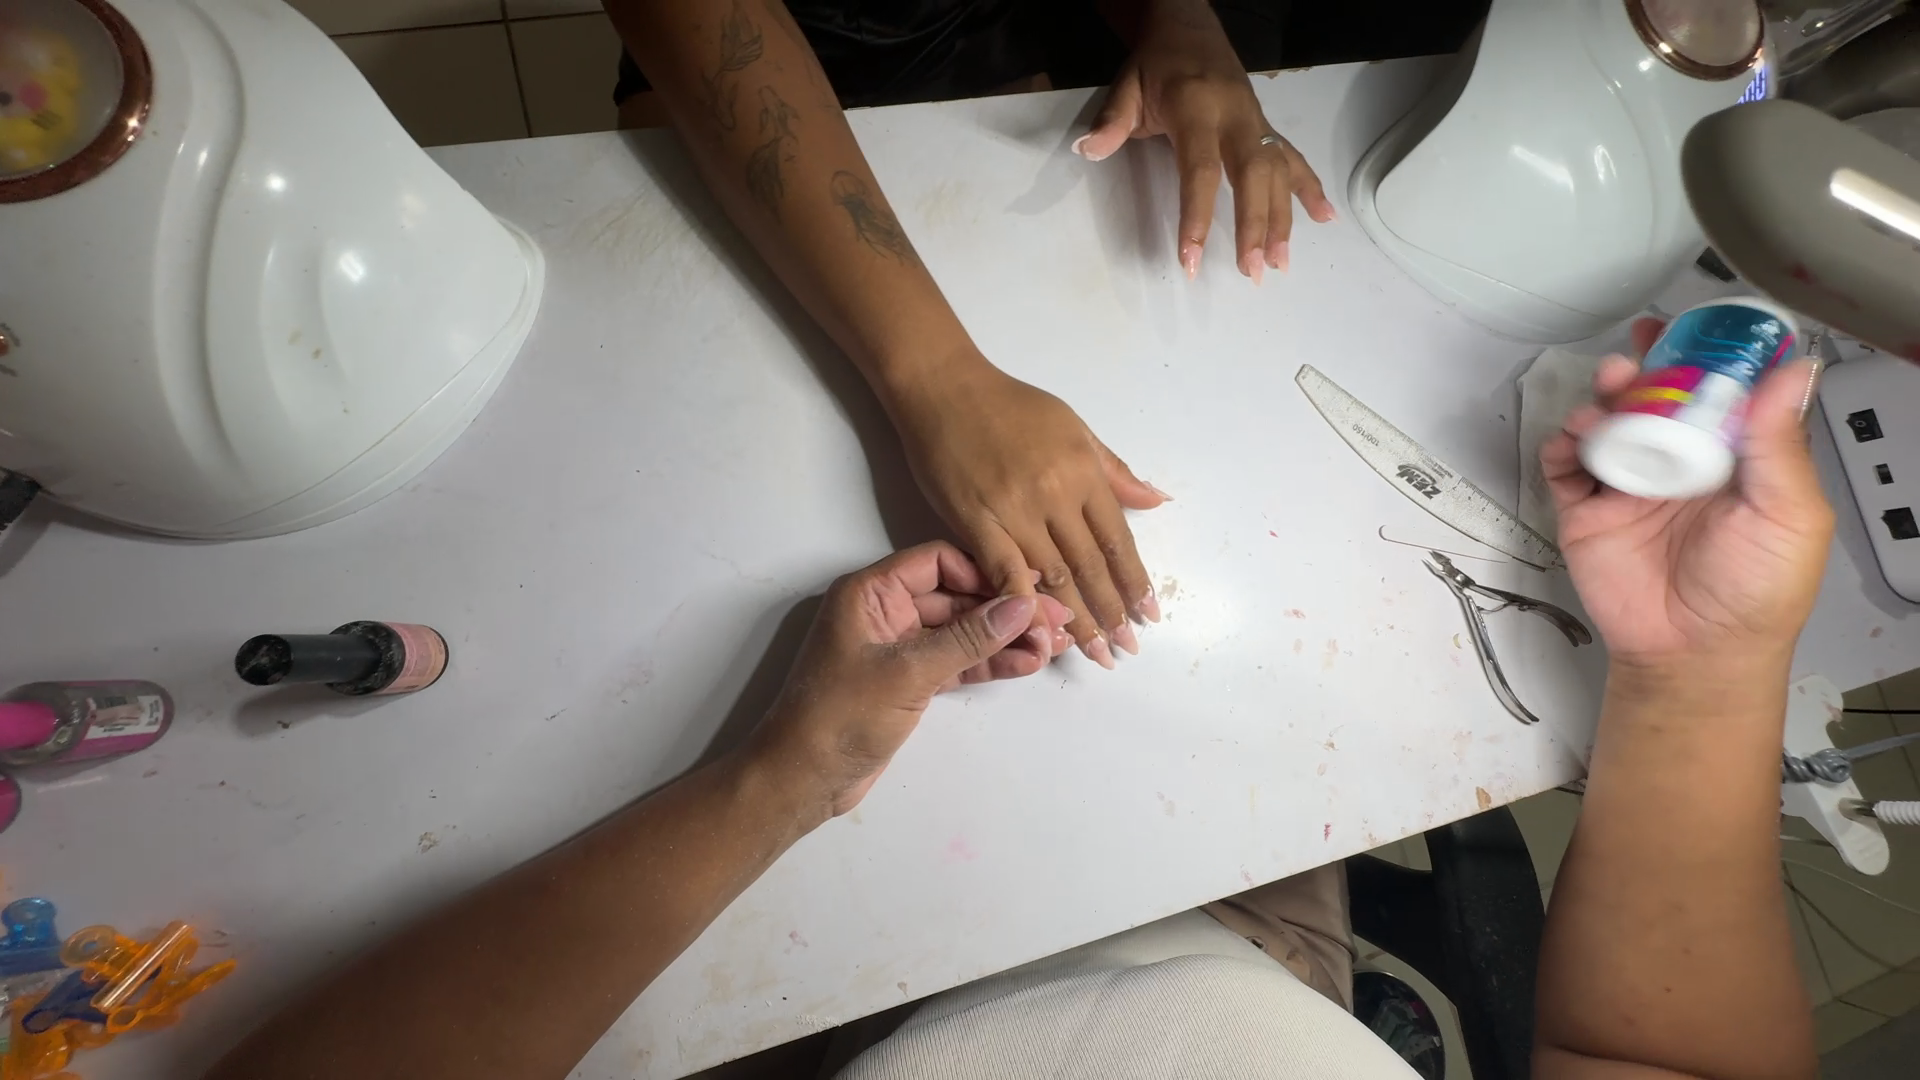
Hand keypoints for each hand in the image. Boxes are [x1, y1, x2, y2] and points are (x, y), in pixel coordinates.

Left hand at [750, 542, 1074, 815]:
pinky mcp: (912, 679)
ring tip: (1054, 644)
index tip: (1028, 586)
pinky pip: (957, 661)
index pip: (938, 561)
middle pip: (956, 597)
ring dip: (1004, 638)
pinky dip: (988, 663)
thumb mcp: (907, 673)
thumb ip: (967, 639)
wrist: (804, 780)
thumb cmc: (842, 716)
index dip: (984, 571)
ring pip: (962, 632)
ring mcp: (901, 646)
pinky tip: (1027, 663)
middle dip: (1005, 609)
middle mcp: (888, 611)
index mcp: (871, 592)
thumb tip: (1022, 606)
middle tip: (1057, 618)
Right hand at [891, 361, 1167, 667]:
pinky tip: (1037, 630)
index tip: (1150, 614)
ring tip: (1094, 653)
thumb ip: (1113, 469)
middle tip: (1127, 650)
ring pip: (1054, 577)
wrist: (945, 389)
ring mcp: (1016, 511)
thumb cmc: (1010, 406)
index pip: (1118, 540)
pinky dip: (1023, 603)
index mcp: (1083, 471)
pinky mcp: (976, 521)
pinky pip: (1005, 571)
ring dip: (1076, 619)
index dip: (1135, 581)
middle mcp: (1056, 495)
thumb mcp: (1073, 427)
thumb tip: (1155, 500)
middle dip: (1112, 612)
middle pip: (1090, 566)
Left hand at [1074, 0, 1334, 281]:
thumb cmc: (1156, 66)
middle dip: (1255, 226)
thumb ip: (1111, 121)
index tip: (1191, 259)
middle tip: (1252, 271)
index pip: (1201, 171)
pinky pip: (1293, 159)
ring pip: (1278, 173)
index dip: (1197, 217)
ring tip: (1280, 265)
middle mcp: (1236, 117)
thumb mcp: (1127, 88)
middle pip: (1253, 175)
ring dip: (1283, 220)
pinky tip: (1325, 218)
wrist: (1190, 27)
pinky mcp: (1265, 128)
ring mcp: (1255, 122)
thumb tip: (1087, 150)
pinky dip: (1310, 189)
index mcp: (1198, 110)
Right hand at [1542, 319, 1832, 667]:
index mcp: (1735, 461)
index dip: (1707, 360)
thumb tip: (1788, 375)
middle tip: (1634, 361)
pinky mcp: (1584, 510)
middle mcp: (1678, 466)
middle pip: (1652, 405)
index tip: (1697, 330)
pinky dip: (1560, 448)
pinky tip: (1570, 442)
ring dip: (1598, 407)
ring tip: (1601, 403)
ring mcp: (1627, 487)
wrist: (1689, 644)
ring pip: (1605, 430)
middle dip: (1641, 375)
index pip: (1719, 397)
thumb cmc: (1755, 590)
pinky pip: (1563, 468)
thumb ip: (1778, 445)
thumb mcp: (1787, 514)